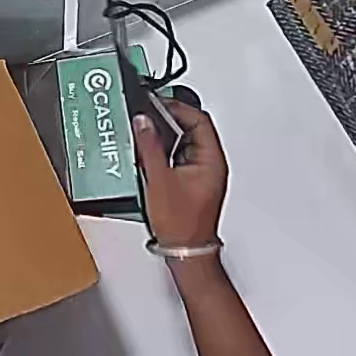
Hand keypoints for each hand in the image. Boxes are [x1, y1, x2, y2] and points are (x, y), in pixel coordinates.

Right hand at [133, 99, 227, 248]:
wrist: (185, 252)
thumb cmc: (181, 224)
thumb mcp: (159, 180)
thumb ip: (150, 147)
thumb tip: (144, 122)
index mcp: (211, 160)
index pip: (199, 120)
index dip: (178, 107)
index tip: (159, 103)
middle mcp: (210, 164)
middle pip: (193, 128)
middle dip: (170, 119)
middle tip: (150, 114)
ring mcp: (201, 173)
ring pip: (185, 141)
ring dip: (166, 135)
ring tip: (146, 131)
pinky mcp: (191, 181)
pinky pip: (179, 155)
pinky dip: (165, 150)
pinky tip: (149, 152)